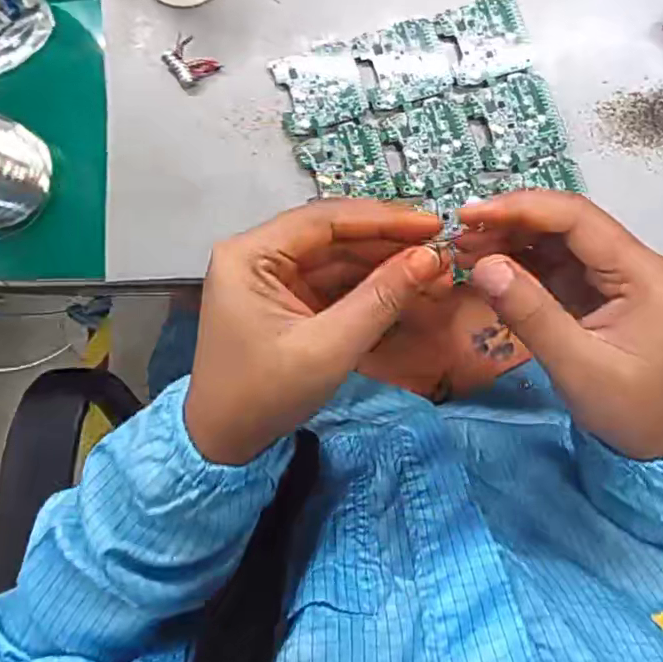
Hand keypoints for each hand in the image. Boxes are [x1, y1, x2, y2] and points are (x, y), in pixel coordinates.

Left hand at [185, 200, 446, 464]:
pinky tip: (400, 283)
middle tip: (438, 245)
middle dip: (384, 240)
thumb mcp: (328, 349)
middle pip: (329, 234)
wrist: (223, 442)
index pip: (322, 220)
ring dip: (379, 261)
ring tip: (428, 265)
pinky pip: (328, 279)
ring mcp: (268, 275)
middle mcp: (255, 254)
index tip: (431, 224)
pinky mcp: (282, 297)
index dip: (382, 219)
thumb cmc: (265, 396)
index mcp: (249, 255)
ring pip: (333, 255)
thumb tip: (429, 257)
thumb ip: (379, 300)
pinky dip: (364, 283)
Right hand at [455, 191, 662, 460]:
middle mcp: (626, 262)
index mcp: (639, 272)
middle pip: (562, 222)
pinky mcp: (587, 290)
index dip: (522, 208)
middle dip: (508, 222)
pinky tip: (483, 266)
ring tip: (463, 249)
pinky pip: (546, 262)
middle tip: (459, 234)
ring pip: (551, 238)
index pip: (576, 218)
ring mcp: (606, 275)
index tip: (472, 215)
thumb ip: (531, 314)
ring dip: (506, 238)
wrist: (649, 443)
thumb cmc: (626, 408)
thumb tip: (484, 266)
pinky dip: (512, 261)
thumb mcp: (577, 365)